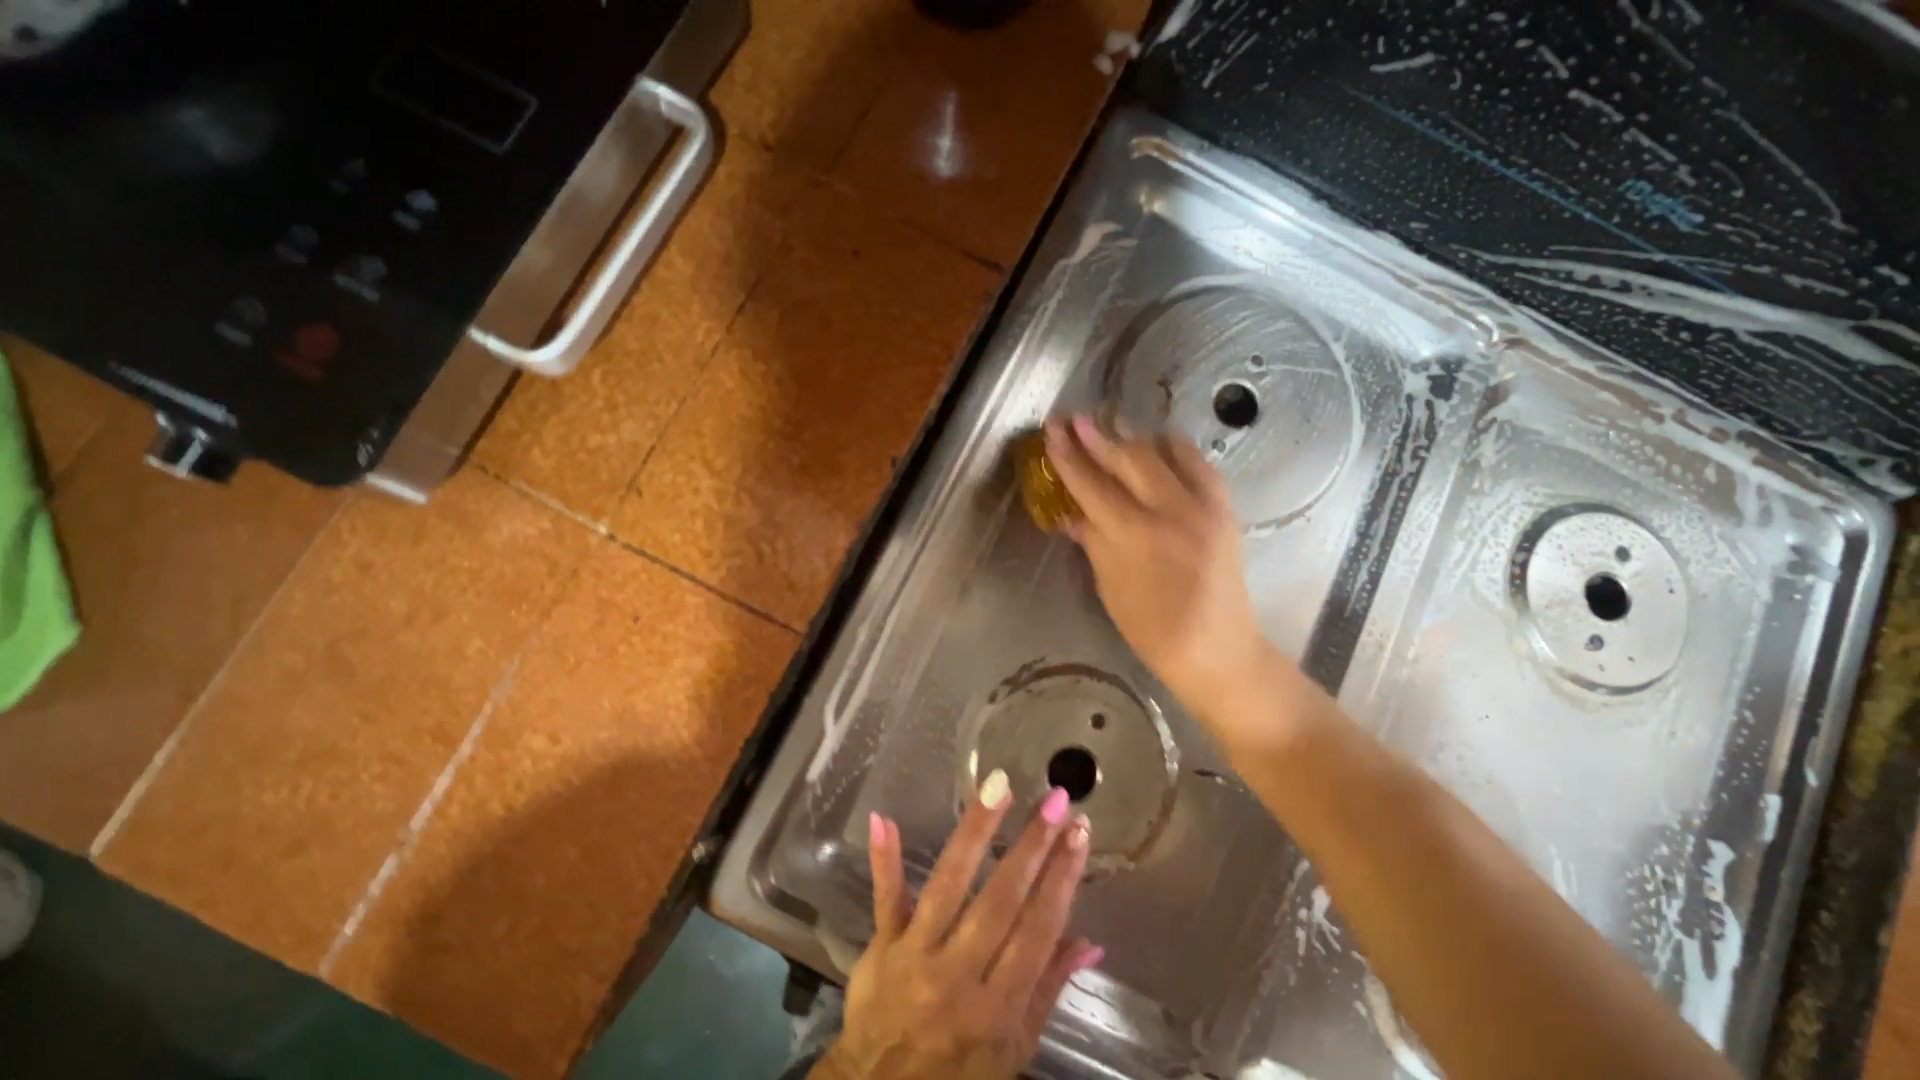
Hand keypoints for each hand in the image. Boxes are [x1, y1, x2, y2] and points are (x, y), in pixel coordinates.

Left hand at [814, 775, 1098, 1079]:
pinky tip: (881, 818)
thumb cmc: (961, 1072)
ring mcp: (914, 955)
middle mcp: (958, 973)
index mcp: (999, 1003)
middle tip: (1057, 801)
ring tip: (998, 786)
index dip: (1063, 878)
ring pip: (948, 885)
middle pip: (1000, 900)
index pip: (1038, 928)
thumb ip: (1048, 989)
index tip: (1080, 833)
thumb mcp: (1015, 1047)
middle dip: (1033, 847)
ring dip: (975, 832)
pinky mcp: (881, 947)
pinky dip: (883, 860)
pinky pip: (884, 899)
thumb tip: (1089, 942)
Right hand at [1043, 416, 1279, 742]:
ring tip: (1113, 429)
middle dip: (1097, 436)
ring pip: (1165, 452)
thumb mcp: (1110, 586)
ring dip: (1135, 438)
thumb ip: (1093, 541)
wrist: (1216, 648)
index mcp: (1133, 537)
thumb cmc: (1152, 629)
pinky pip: (1198, 463)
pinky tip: (1160, 445)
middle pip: (1128, 458)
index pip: (1092, 485)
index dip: (1068, 457)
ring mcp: (1202, 506)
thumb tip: (1071, 511)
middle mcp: (1169, 512)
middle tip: (1073, 419)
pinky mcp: (1224, 507)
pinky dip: (1175, 449)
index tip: (1052, 432)